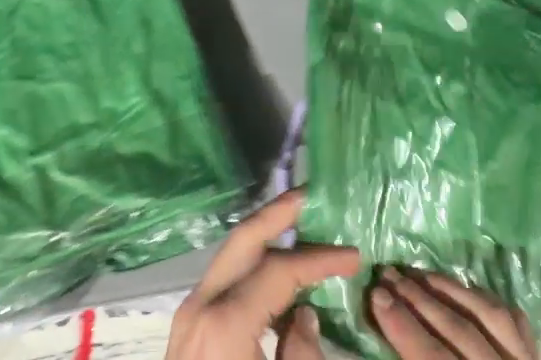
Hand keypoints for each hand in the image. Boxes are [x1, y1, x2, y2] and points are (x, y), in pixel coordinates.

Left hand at [166, 190, 360, 359]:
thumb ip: (302, 350)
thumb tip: (303, 315)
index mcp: (226, 319)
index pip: (280, 269)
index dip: (320, 258)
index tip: (355, 254)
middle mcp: (201, 304)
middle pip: (243, 240)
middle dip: (278, 213)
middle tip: (313, 195)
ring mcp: (188, 315)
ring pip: (229, 257)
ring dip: (265, 238)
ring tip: (301, 227)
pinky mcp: (186, 330)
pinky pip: (224, 283)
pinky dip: (252, 269)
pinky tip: (276, 276)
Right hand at [369, 269, 537, 359]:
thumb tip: (387, 337)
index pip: (431, 356)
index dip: (402, 324)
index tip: (376, 294)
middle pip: (457, 330)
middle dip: (418, 298)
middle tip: (388, 273)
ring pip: (488, 316)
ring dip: (449, 290)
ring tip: (418, 273)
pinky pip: (514, 322)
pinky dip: (487, 300)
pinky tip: (465, 288)